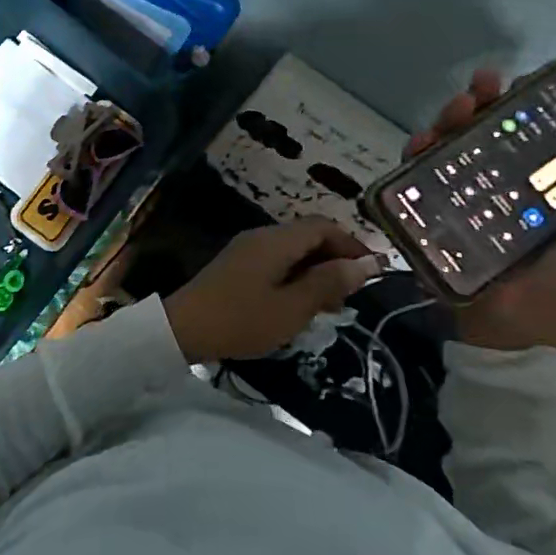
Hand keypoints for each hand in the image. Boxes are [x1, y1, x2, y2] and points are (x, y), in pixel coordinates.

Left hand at [164, 218, 382, 362]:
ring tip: (333, 304)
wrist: (182, 328)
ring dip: (317, 270)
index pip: (324, 226)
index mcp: (277, 240)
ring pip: (293, 251)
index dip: (352, 244)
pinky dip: (297, 276)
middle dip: (336, 259)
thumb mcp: (292, 308)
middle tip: (354, 293)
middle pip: (308, 236)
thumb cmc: (241, 319)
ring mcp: (247, 250)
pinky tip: (302, 304)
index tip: (373, 271)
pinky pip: (277, 262)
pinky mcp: (237, 266)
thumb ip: (328, 283)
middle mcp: (262, 236)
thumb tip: (364, 264)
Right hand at [408, 68, 555, 350]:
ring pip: (450, 146)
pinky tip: (421, 142)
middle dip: (481, 102)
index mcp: (542, 184)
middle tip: (481, 86)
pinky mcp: (431, 212)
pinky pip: (418, 177)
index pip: (530, 133)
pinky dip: (416, 154)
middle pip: (485, 131)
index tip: (523, 82)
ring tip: (455, 108)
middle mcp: (500, 182)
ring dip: (448, 120)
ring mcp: (463, 196)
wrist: (516, 326)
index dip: (525, 104)